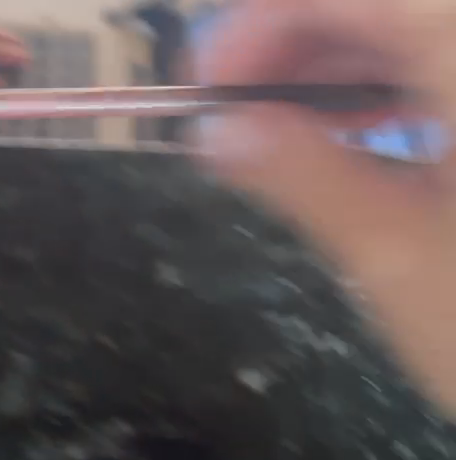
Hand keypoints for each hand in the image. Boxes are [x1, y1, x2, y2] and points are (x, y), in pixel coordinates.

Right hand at [199, 0, 455, 410]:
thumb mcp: (397, 259)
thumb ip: (305, 178)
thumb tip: (214, 130)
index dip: (272, 19)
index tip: (203, 88)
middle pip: (403, 1)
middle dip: (308, 29)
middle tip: (233, 104)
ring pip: (432, 23)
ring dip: (351, 51)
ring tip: (283, 117)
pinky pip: (452, 60)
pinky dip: (406, 70)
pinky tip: (363, 116)